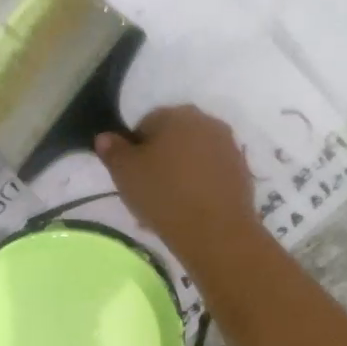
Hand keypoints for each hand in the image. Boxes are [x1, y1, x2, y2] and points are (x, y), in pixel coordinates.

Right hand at [95, 105, 262, 253]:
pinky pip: (211, 173)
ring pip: (193, 156)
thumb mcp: (125, 175)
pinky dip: (199, 185)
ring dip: (180, 172)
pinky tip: (189, 210)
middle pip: (173, 137)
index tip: (130, 177)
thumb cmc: (163, 196)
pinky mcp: (241, 170)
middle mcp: (205, 121)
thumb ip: (113, 152)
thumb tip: (105, 137)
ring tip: (168, 204)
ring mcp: (228, 145)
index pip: (145, 124)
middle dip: (160, 159)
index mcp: (175, 115)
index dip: (134, 151)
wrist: (215, 231)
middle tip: (147, 191)